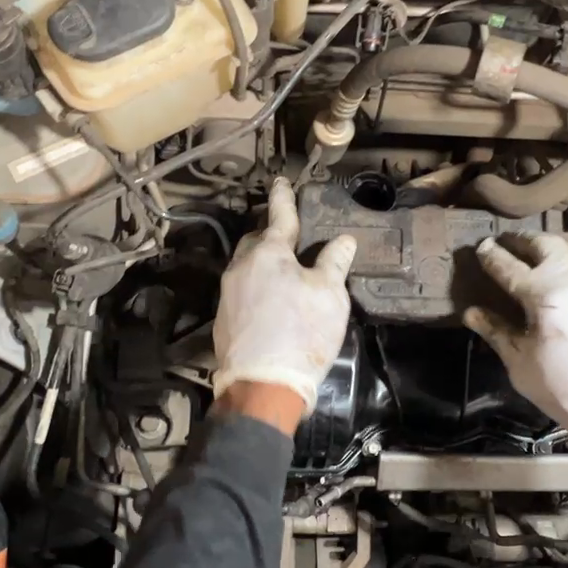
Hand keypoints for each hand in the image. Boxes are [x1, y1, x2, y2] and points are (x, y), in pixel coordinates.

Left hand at [213, 179, 357, 407]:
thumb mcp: (329, 295)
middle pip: (256, 240)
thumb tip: (343, 240)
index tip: (281, 182)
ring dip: (261, 260)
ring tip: (281, 266)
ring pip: (245, 265)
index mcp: (268, 253)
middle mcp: (241, 267)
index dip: (284, 197)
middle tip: (287, 232)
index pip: (279, 216)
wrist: (262, 385)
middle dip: (270, 232)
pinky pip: (241, 289)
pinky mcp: (224, 318)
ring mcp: (228, 293)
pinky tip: (269, 299)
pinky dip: (256, 285)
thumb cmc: (301, 333)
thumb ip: (334, 263)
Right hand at [465, 232, 567, 451]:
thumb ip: (497, 333)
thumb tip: (471, 312)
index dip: (491, 255)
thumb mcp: (522, 366)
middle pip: (543, 243)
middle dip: (522, 240)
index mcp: (541, 294)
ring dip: (554, 243)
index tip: (482, 247)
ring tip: (544, 249)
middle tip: (510, 243)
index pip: (507, 265)